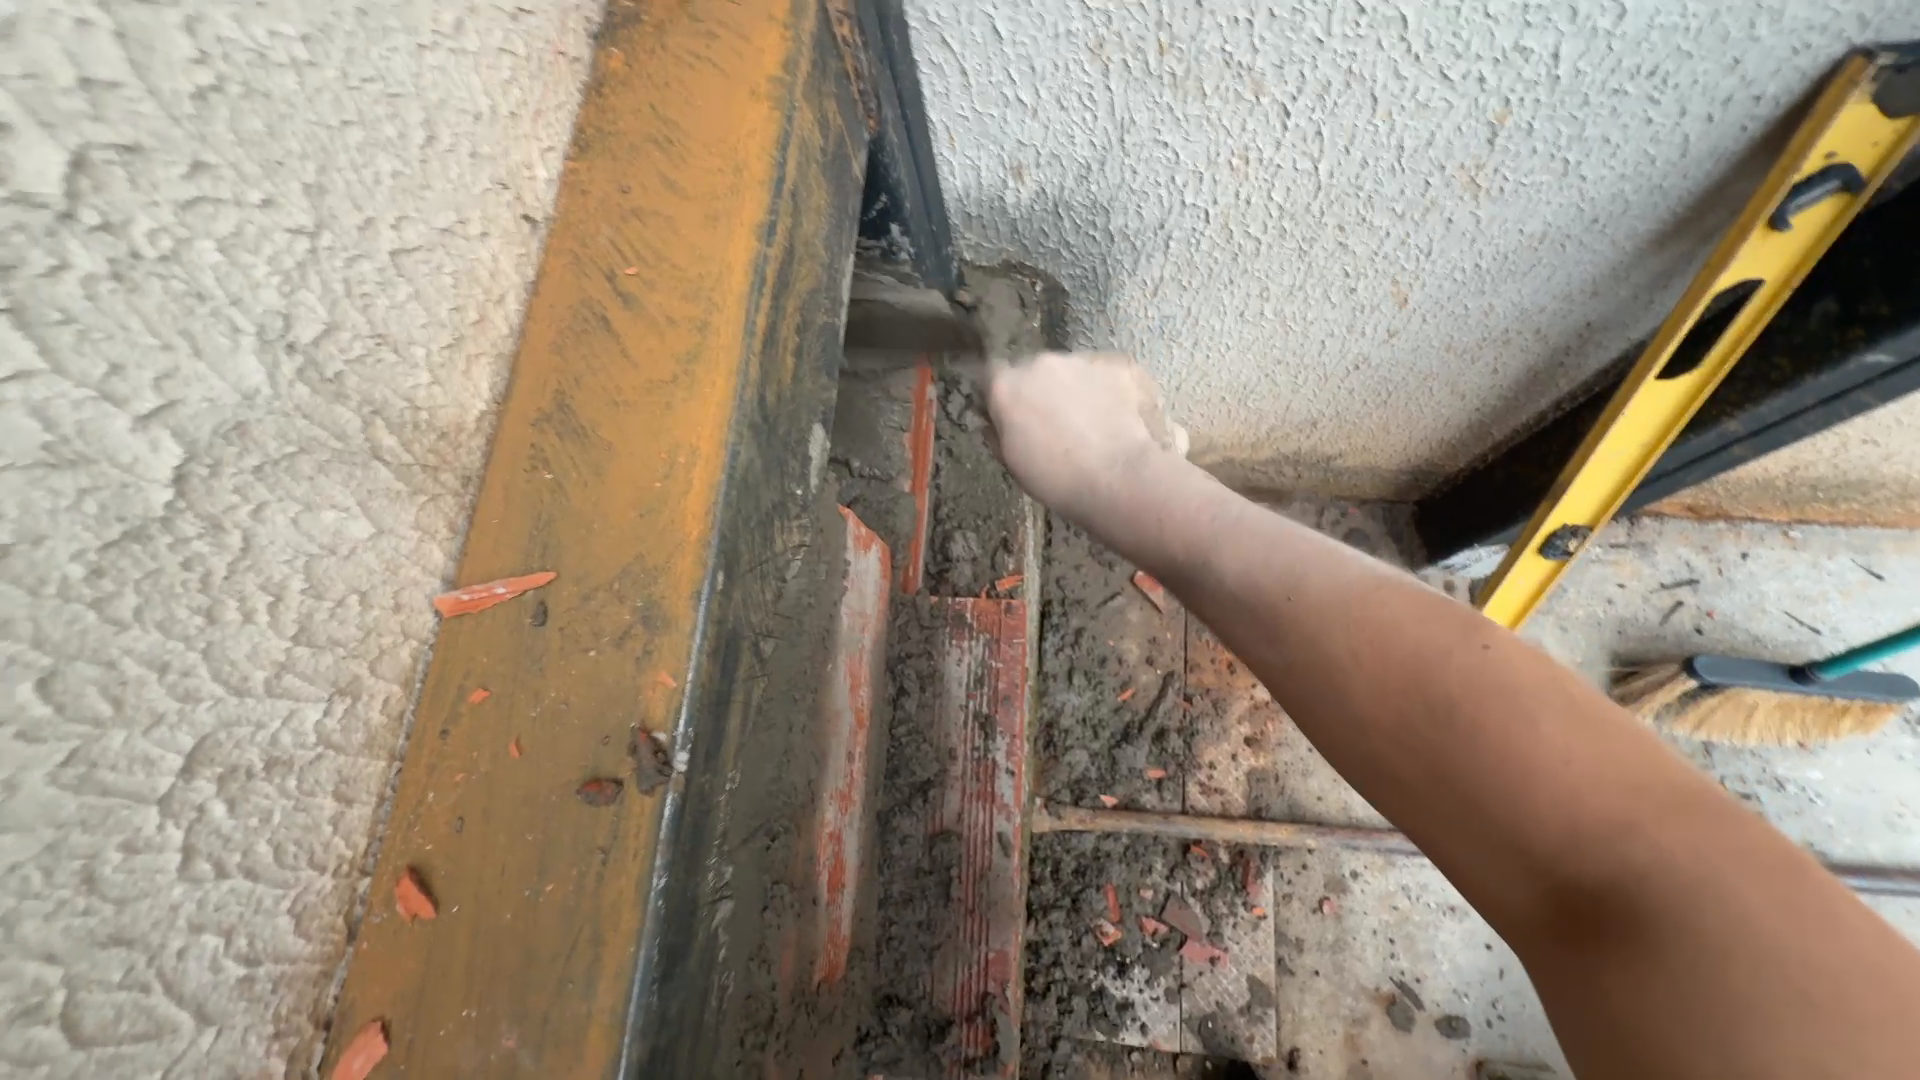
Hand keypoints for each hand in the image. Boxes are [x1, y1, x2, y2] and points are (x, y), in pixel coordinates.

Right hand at [983, 351, 1182, 521]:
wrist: (1118, 478)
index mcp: (1007, 386)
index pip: (992, 375)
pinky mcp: (1119, 365)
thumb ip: (997, 433)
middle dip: (1039, 390)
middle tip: (1053, 422)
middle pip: (1034, 370)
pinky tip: (1116, 418)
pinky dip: (1107, 390)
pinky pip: (1105, 374)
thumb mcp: (1012, 464)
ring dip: (1073, 388)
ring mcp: (1082, 360)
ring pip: (1071, 370)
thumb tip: (994, 422)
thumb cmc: (1056, 479)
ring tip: (1089, 423)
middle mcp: (1041, 362)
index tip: (1010, 415)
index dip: (1001, 394)